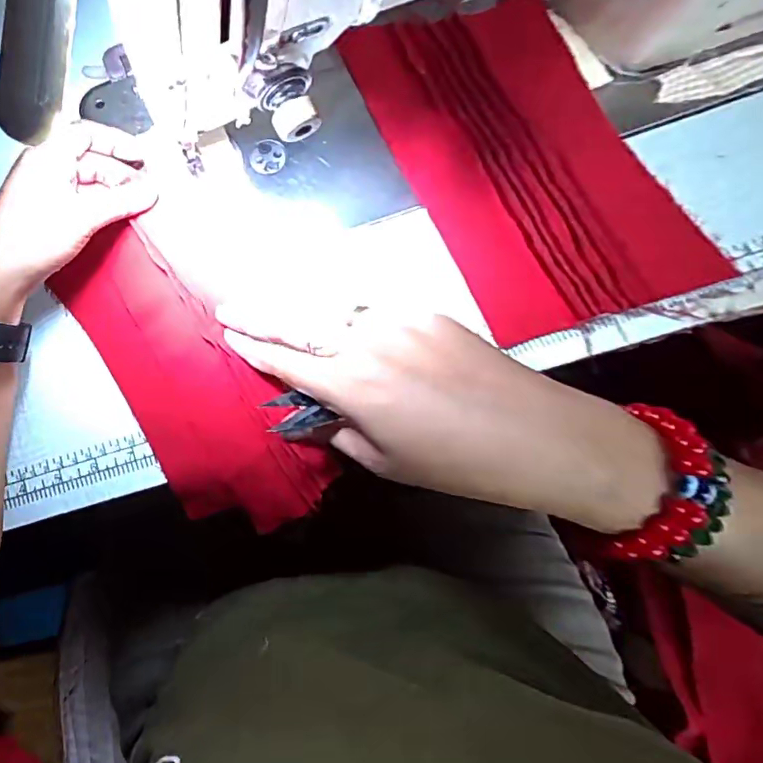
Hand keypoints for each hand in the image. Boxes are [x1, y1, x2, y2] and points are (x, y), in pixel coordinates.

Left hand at [0, 122, 156, 321]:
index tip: (139, 156)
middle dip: (120, 173)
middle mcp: (44, 168)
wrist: (0, 273)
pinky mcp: (45, 211)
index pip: (88, 134)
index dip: (117, 142)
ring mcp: (43, 190)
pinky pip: (79, 199)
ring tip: (133, 205)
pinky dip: (99, 205)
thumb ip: (122, 200)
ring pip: (87, 181)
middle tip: (144, 189)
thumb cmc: (26, 240)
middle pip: (91, 158)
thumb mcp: (85, 216)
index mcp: (48, 156)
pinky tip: (113, 217)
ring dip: (112, 191)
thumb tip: (147, 191)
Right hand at [218, 302, 667, 531]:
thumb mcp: (384, 462)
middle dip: (258, 312)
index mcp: (352, 387)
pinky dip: (342, 306)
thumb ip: (339, 431)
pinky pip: (370, 304)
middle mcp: (366, 343)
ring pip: (332, 303)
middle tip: (228, 305)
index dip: (253, 349)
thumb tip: (313, 413)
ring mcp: (397, 319)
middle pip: (297, 320)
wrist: (534, 432)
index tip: (229, 336)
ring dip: (296, 300)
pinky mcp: (424, 309)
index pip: (286, 361)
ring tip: (268, 298)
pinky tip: (330, 308)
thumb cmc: (454, 463)